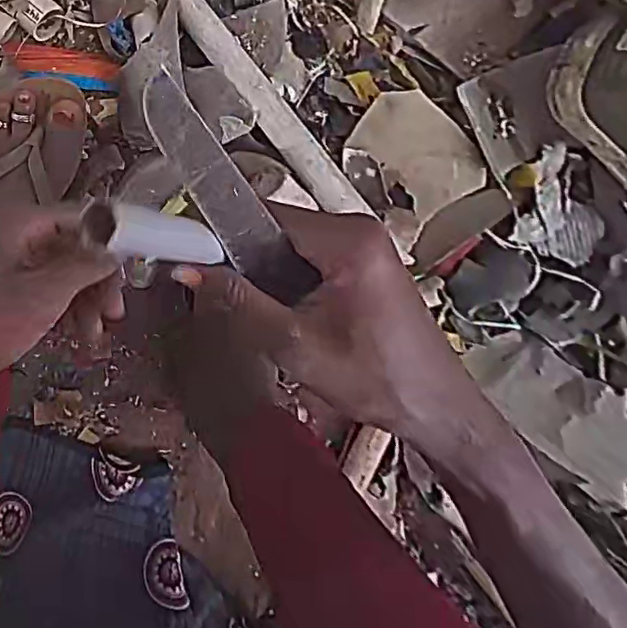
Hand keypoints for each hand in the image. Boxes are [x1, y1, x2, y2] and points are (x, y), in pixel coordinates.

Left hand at [0, 200, 124, 382]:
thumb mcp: (43, 294)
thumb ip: (85, 267)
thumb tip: (116, 247)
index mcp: (22, 224)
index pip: (82, 216)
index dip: (112, 238)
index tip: (136, 263)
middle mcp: (18, 237)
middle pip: (76, 247)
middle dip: (99, 280)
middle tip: (115, 312)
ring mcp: (13, 265)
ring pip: (65, 273)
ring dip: (86, 302)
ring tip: (94, 336)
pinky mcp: (9, 291)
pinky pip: (49, 292)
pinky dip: (66, 312)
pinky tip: (77, 338)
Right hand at [173, 205, 500, 457]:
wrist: (440, 414)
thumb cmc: (380, 382)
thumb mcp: (296, 343)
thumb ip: (238, 301)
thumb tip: (186, 270)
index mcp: (349, 239)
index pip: (263, 214)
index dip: (222, 231)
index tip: (191, 252)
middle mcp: (357, 228)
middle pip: (272, 224)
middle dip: (240, 253)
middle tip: (215, 285)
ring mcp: (361, 243)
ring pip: (284, 239)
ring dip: (259, 265)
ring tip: (244, 298)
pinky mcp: (360, 260)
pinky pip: (302, 252)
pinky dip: (280, 273)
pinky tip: (274, 303)